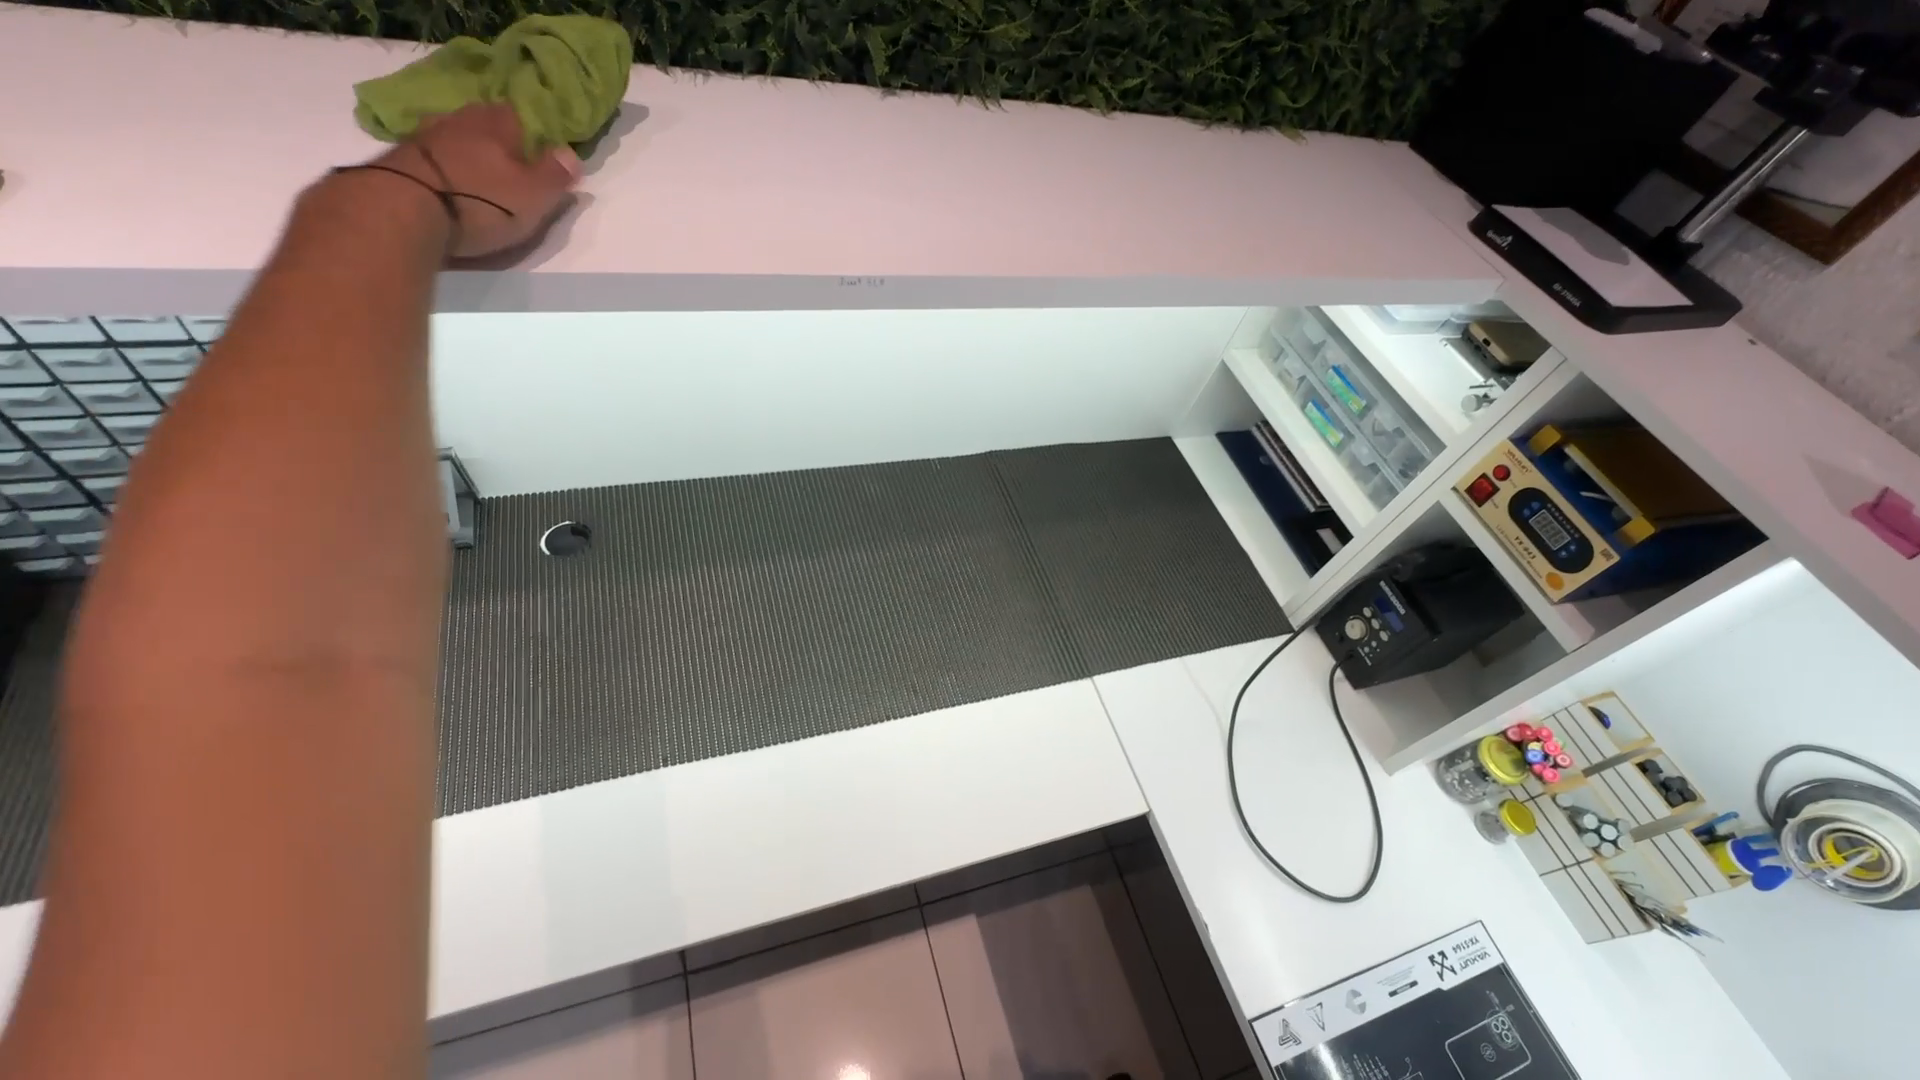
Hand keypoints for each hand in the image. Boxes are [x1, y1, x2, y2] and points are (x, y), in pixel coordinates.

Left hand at [374, 103, 581, 259]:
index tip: (536, 149)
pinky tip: (446, 187)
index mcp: (496, 124)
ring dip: (465, 155)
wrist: (403, 211)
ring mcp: (424, 139)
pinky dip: (440, 170)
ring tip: (476, 177)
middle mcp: (459, 121)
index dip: (528, 131)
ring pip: (454, 140)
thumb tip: (571, 153)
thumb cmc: (482, 202)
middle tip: (508, 166)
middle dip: (495, 141)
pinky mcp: (399, 161)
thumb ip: (555, 174)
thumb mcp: (534, 195)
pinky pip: (430, 160)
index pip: (517, 114)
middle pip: (482, 124)